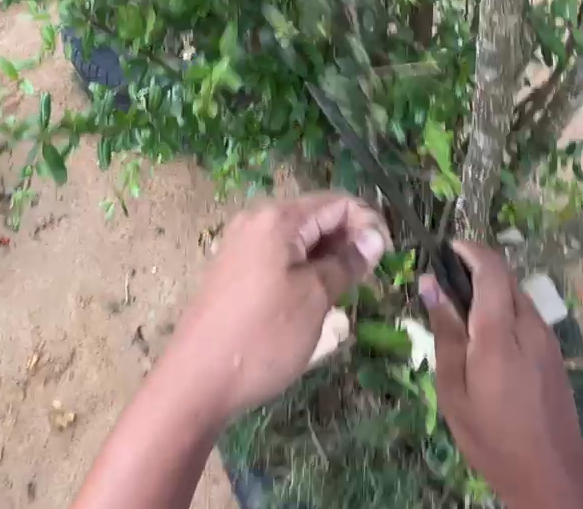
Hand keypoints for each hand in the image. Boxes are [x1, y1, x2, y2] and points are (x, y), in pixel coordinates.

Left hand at [157, 192, 390, 428]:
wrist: (196, 381)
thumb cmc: (263, 336)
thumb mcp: (315, 298)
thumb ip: (347, 262)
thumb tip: (375, 236)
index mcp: (277, 217)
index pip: (337, 202)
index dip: (367, 224)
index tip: (386, 259)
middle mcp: (257, 219)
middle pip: (317, 216)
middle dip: (348, 241)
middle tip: (367, 281)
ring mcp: (242, 243)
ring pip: (299, 238)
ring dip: (327, 257)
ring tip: (344, 294)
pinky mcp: (234, 268)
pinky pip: (279, 254)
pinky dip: (303, 268)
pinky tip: (313, 298)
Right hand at [423, 242, 582, 508]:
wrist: (552, 475)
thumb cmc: (492, 435)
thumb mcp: (453, 388)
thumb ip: (445, 331)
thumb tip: (429, 283)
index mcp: (500, 332)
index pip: (490, 268)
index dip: (469, 249)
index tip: (444, 249)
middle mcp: (529, 324)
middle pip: (505, 275)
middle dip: (476, 267)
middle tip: (445, 283)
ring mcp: (547, 337)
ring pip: (517, 293)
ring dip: (491, 288)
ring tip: (462, 313)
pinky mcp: (554, 351)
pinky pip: (526, 314)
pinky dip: (504, 308)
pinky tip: (487, 336)